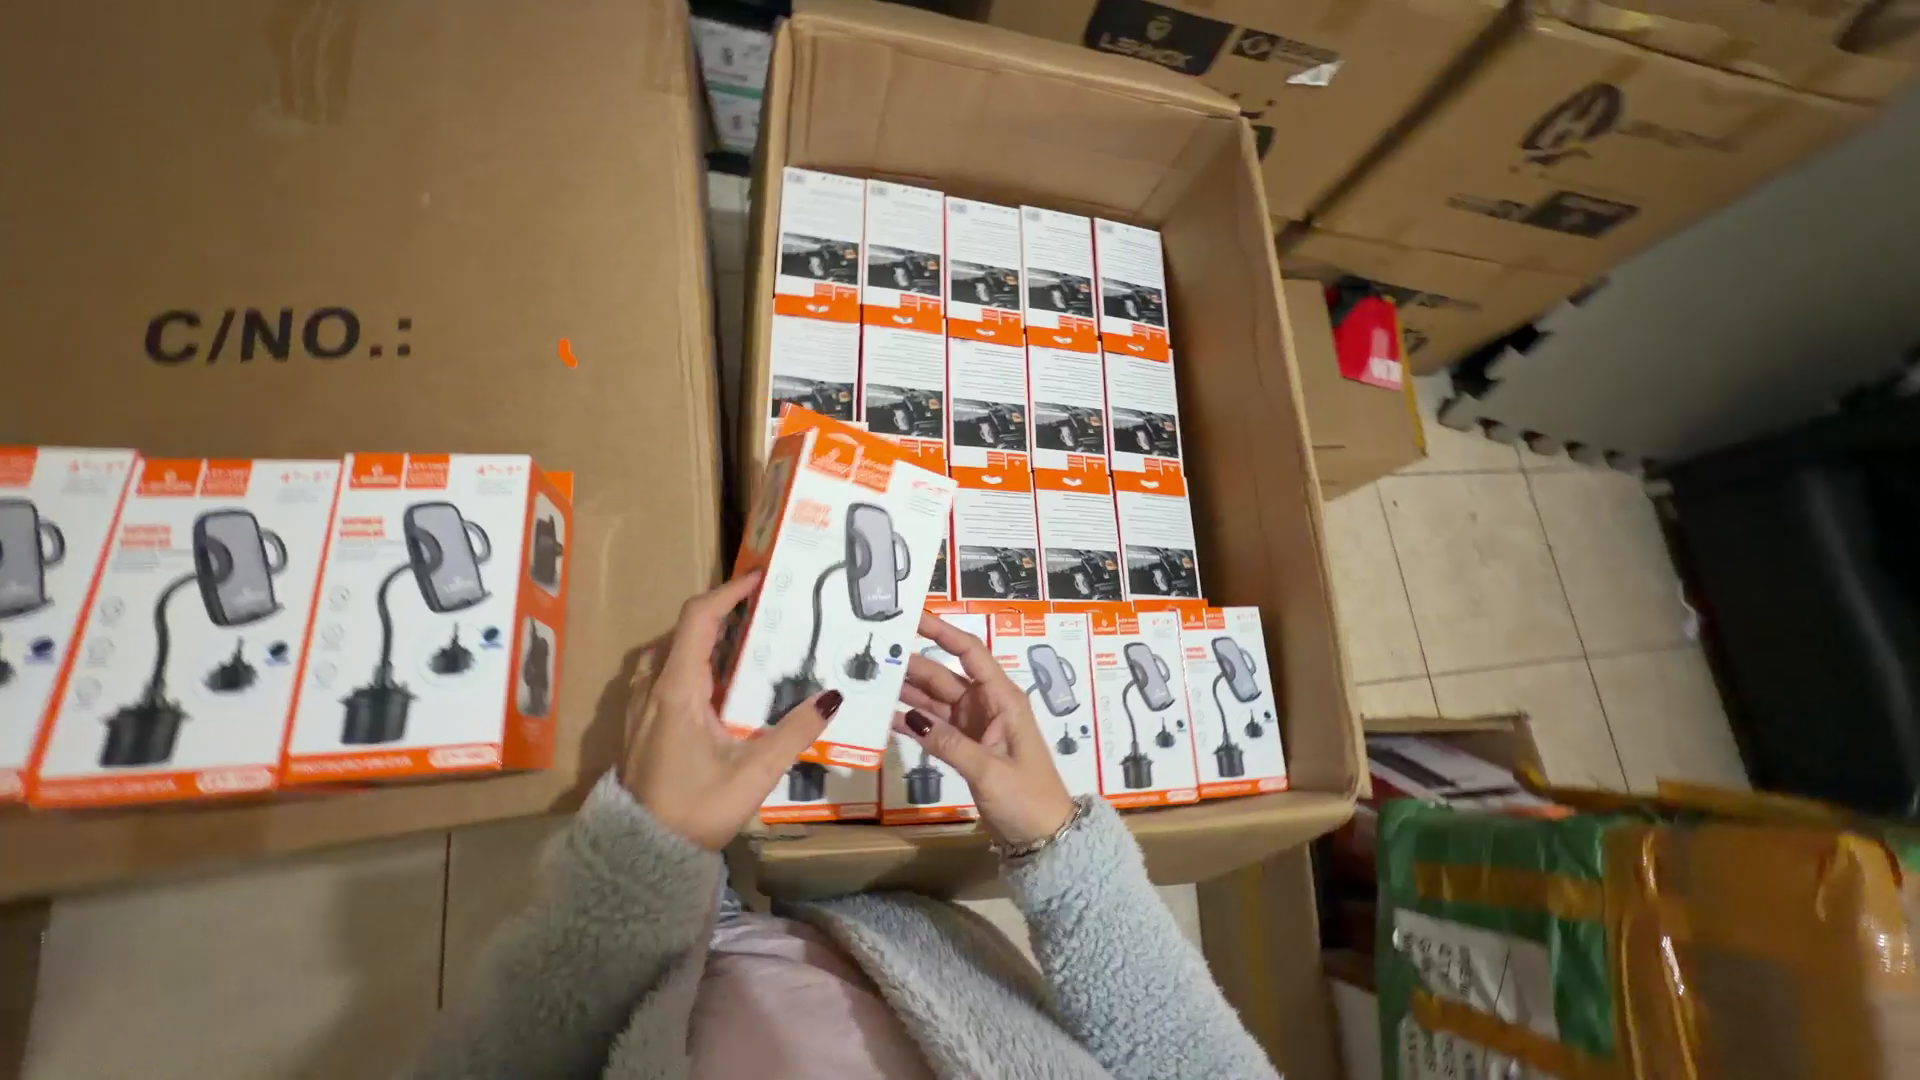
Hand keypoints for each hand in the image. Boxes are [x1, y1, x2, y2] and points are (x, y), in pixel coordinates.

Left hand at [622, 572, 841, 849]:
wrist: (641, 856)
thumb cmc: (696, 808)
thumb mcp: (755, 771)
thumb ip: (795, 731)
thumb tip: (833, 696)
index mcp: (678, 689)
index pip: (699, 618)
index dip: (729, 591)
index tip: (761, 579)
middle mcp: (653, 688)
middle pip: (686, 631)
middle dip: (726, 614)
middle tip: (766, 616)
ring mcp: (640, 707)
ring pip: (672, 654)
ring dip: (707, 641)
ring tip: (746, 648)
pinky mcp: (640, 726)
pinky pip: (665, 677)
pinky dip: (693, 666)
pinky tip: (718, 690)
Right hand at [895, 612, 1075, 847]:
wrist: (1043, 836)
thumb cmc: (1026, 796)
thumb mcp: (989, 770)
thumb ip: (949, 743)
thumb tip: (909, 717)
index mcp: (1002, 698)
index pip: (970, 653)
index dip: (942, 631)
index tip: (914, 616)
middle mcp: (986, 704)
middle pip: (945, 675)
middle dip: (913, 662)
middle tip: (876, 654)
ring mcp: (973, 725)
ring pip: (934, 699)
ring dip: (907, 690)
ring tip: (872, 679)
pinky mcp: (963, 745)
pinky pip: (932, 725)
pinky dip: (911, 720)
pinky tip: (885, 714)